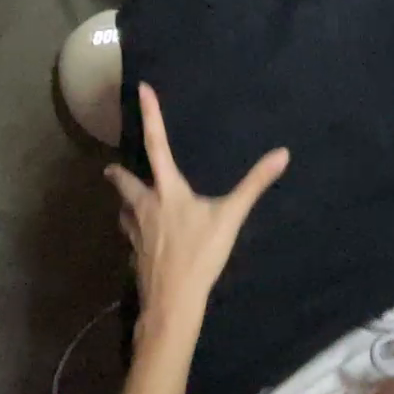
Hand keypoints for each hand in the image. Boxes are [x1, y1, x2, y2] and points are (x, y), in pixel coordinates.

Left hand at [105, 83, 289, 315]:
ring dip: (124, 203)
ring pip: (124, 212)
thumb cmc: (199, 254)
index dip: (150, 115)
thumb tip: (282, 154)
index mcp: (166, 190)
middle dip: (118, 174)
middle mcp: (145, 207)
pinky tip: (142, 239)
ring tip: (127, 202)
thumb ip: (255, 184)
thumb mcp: (231, 216)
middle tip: (110, 169)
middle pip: (125, 183)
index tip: (142, 90)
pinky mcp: (136, 258)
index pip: (156, 144)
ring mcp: (136, 234)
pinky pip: (131, 238)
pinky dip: (134, 231)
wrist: (171, 303)